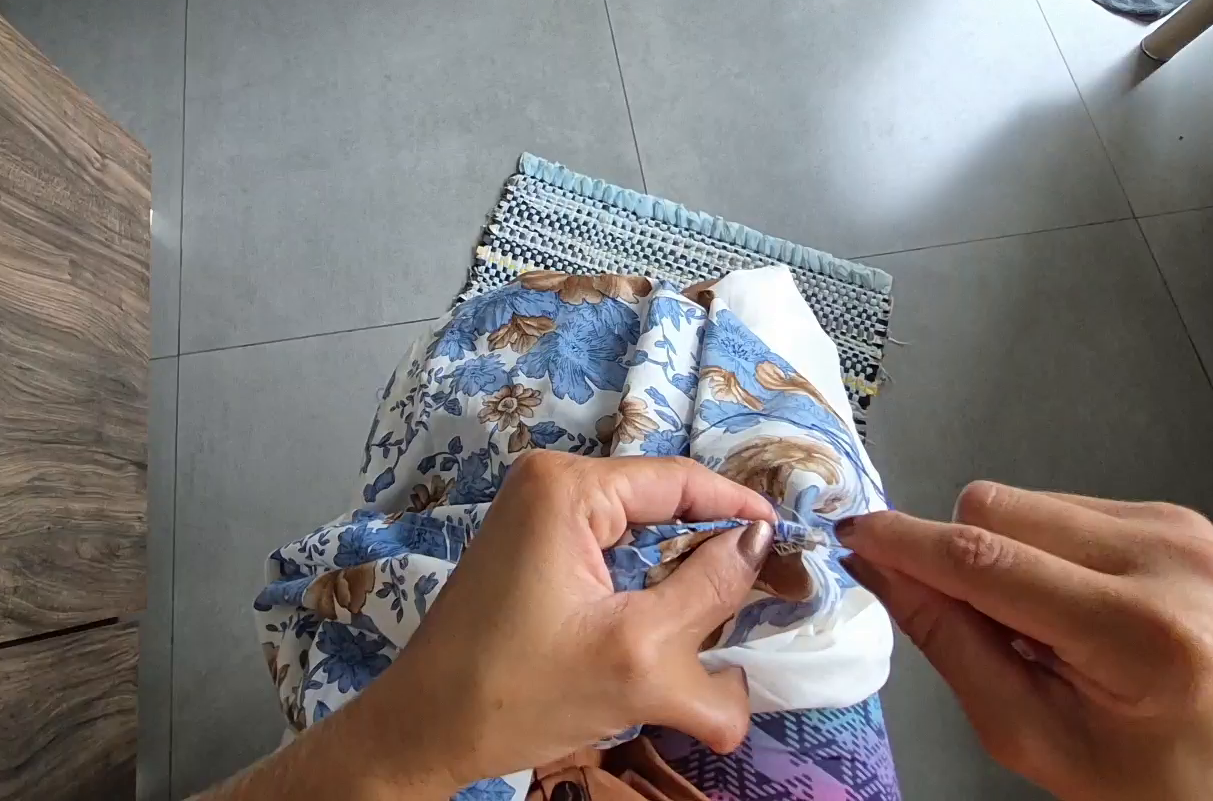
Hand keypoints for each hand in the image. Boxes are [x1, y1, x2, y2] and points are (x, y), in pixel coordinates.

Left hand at [341, 451, 777, 795]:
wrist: (423, 731)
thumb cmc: (520, 690)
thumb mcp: (634, 651)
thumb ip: (707, 589)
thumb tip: (759, 542)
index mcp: (567, 485)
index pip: (676, 480)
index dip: (738, 509)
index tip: (789, 543)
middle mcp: (551, 481)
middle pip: (658, 505)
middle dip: (708, 552)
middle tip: (764, 595)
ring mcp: (536, 511)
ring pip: (637, 532)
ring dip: (677, 576)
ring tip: (720, 619)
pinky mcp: (533, 545)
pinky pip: (608, 550)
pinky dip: (643, 584)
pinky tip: (666, 624)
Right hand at [838, 483, 1212, 800]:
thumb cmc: (1138, 788)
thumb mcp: (1024, 733)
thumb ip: (943, 636)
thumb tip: (873, 559)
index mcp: (1144, 636)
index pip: (983, 561)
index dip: (904, 541)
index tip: (850, 532)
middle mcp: (1173, 562)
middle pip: (991, 507)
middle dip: (959, 556)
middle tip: (986, 625)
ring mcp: (1184, 532)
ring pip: (1016, 499)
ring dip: (999, 550)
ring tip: (1042, 621)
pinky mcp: (1181, 520)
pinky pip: (1052, 504)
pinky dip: (1036, 547)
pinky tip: (1073, 601)